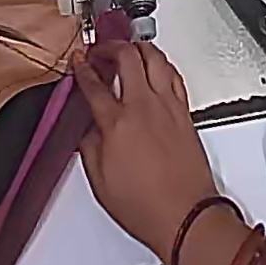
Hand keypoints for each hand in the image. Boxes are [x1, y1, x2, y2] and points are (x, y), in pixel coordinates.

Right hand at [74, 41, 219, 256]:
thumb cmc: (146, 206)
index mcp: (117, 123)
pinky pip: (173, 74)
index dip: (82, 68)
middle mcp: (143, 107)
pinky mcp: (184, 111)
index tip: (78, 61)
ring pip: (154, 57)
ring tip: (128, 50)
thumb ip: (89, 145)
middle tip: (101, 51)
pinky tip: (156, 66)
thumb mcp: (100, 181)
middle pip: (126, 56)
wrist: (187, 217)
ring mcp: (167, 106)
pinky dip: (161, 64)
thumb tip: (86, 126)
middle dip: (109, 47)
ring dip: (137, 48)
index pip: (94, 83)